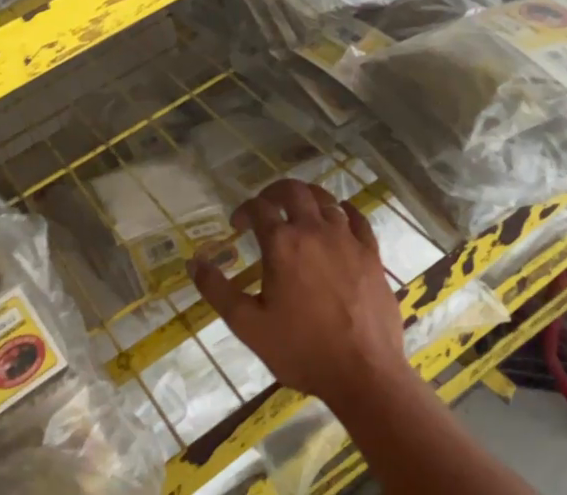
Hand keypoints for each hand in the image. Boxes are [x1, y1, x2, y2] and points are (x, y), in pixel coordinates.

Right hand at [189, 179, 411, 401]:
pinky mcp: (372, 256)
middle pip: (294, 191)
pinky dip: (346, 210)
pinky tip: (341, 215)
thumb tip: (193, 262)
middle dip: (273, 192)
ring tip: (299, 210)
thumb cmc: (302, 350)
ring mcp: (347, 241)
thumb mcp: (248, 325)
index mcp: (282, 244)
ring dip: (307, 198)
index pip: (258, 207)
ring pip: (326, 201)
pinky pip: (360, 220)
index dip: (244, 210)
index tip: (238, 226)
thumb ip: (217, 290)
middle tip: (265, 207)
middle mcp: (314, 231)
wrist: (365, 376)